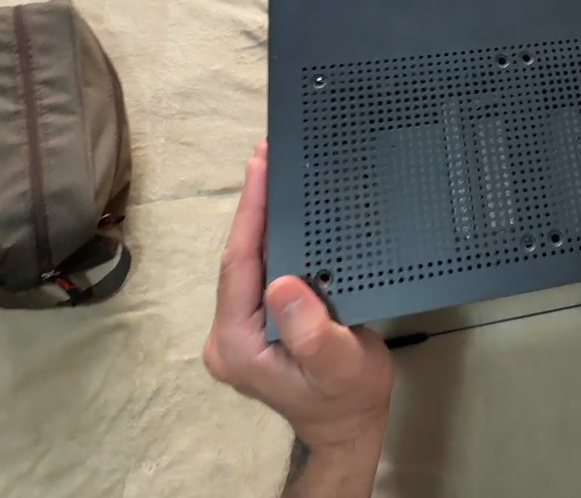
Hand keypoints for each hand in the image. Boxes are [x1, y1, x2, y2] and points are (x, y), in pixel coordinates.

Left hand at [204, 145, 394, 458]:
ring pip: (249, 259)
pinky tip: (286, 209)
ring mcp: (243, 326)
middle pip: (238, 256)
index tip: (259, 166)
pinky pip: (263, 267)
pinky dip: (273, 234)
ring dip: (261, 216)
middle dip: (252, 205)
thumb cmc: (348, 397)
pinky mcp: (261, 319)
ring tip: (273, 170)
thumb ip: (310, 332)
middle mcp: (230, 331)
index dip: (249, 212)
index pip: (238, 264)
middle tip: (267, 155)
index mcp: (238, 341)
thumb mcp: (338, 365)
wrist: (350, 424)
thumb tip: (283, 282)